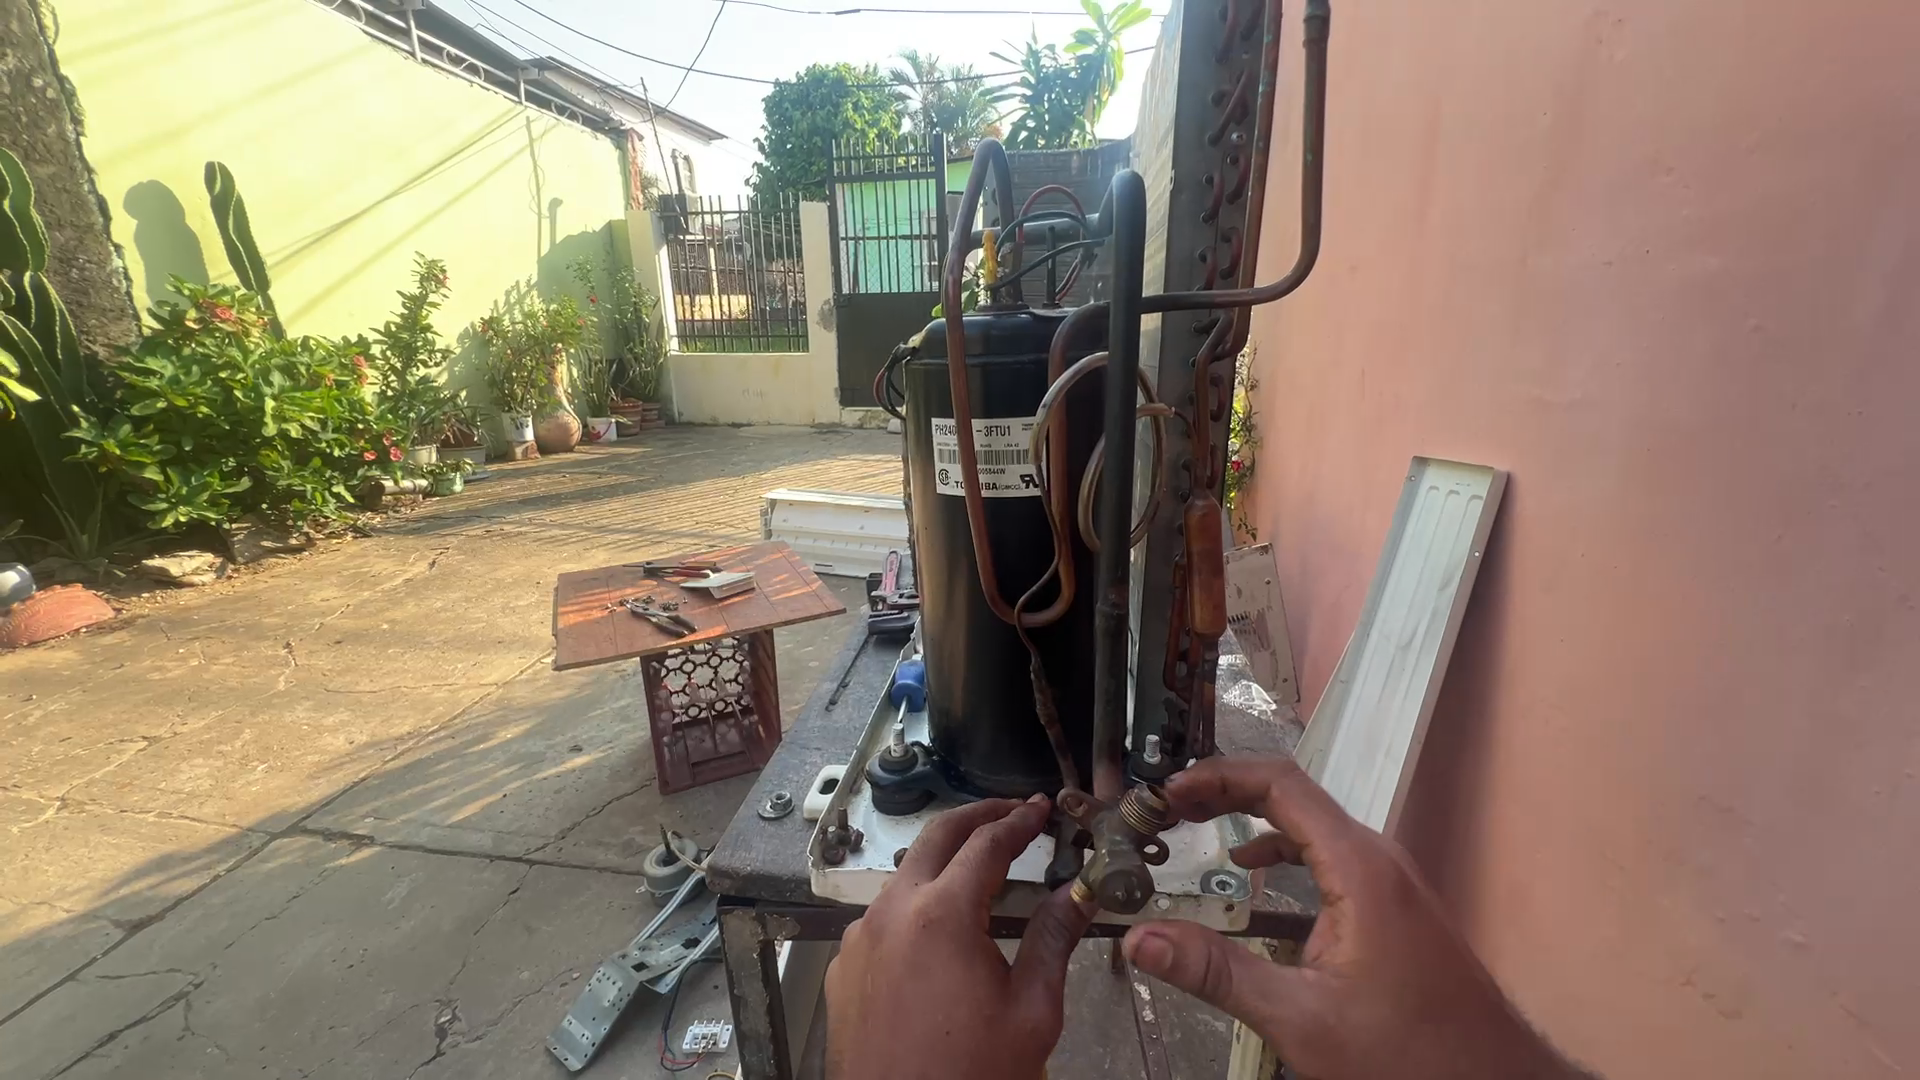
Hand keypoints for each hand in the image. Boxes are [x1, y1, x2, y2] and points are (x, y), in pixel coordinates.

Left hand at [825, 795, 1095, 1079]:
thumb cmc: (974, 1076)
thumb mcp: (1031, 1012)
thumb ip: (1053, 939)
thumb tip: (1078, 892)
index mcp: (941, 913)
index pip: (987, 844)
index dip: (1019, 821)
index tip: (1041, 807)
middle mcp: (892, 910)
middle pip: (937, 836)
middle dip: (978, 816)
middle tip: (1012, 813)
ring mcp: (860, 937)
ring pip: (906, 874)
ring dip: (944, 860)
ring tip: (982, 869)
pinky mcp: (845, 966)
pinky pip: (883, 916)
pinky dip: (916, 904)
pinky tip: (939, 931)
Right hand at [1122, 757, 1594, 1079]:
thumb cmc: (1410, 1058)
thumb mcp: (1303, 1020)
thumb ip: (1217, 974)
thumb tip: (1138, 940)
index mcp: (1357, 865)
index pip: (1279, 784)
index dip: (1218, 778)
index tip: (1170, 794)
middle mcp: (1372, 855)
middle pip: (1289, 792)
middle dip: (1223, 789)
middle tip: (1169, 805)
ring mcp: (1384, 877)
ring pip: (1306, 819)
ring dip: (1247, 812)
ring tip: (1194, 821)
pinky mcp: (1386, 901)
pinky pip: (1322, 849)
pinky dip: (1276, 844)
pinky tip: (1249, 866)